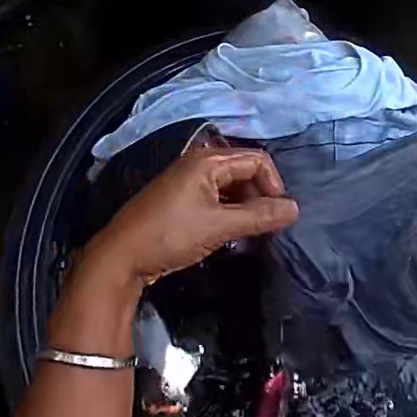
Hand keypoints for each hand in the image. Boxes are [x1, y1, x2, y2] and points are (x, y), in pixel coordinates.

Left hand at [83, 147, 299, 289]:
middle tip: (267, 225)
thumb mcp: (219, 226)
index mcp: (208, 160)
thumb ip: (259, 216)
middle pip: (244, 170)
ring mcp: (189, 180)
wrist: (122, 256)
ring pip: (231, 186)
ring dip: (245, 205)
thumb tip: (294, 208)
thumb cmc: (171, 234)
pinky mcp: (182, 199)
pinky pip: (217, 197)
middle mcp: (199, 163)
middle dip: (260, 195)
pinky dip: (229, 211)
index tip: (279, 213)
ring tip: (251, 232)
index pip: (256, 160)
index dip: (273, 184)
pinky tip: (232, 233)